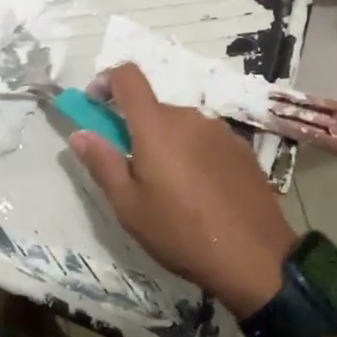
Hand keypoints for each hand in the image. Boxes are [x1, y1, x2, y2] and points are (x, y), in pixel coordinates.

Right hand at [71, 63, 298, 318]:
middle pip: (153, 108)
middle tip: (135, 172)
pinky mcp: (241, 149)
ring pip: (180, 126)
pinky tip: (201, 193)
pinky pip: (206, 141)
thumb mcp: (129, 207)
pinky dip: (194, 155)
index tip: (96, 104)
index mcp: (156, 125)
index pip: (127, 76)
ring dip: (168, 144)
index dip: (106, 80)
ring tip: (171, 189)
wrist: (257, 260)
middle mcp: (189, 117)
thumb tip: (79, 133)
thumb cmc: (182, 233)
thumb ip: (102, 164)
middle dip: (137, 129)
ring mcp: (220, 131)